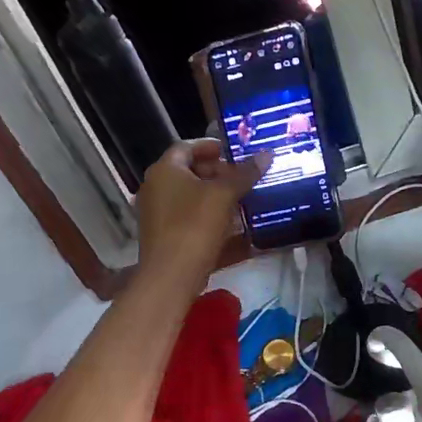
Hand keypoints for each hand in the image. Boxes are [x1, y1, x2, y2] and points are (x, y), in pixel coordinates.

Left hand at [136, 139, 269, 285]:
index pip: (187, 146)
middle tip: (243, 177)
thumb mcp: (224, 195)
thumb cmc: (195, 226)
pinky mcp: (163, 233)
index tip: (234, 152)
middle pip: (188, 171)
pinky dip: (207, 213)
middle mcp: (155, 187)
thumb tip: (267, 153)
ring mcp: (156, 212)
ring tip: (242, 198)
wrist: (171, 275)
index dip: (211, 146)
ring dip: (214, 194)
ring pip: (189, 194)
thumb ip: (245, 173)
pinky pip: (187, 215)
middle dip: (217, 172)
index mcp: (164, 170)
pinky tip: (230, 223)